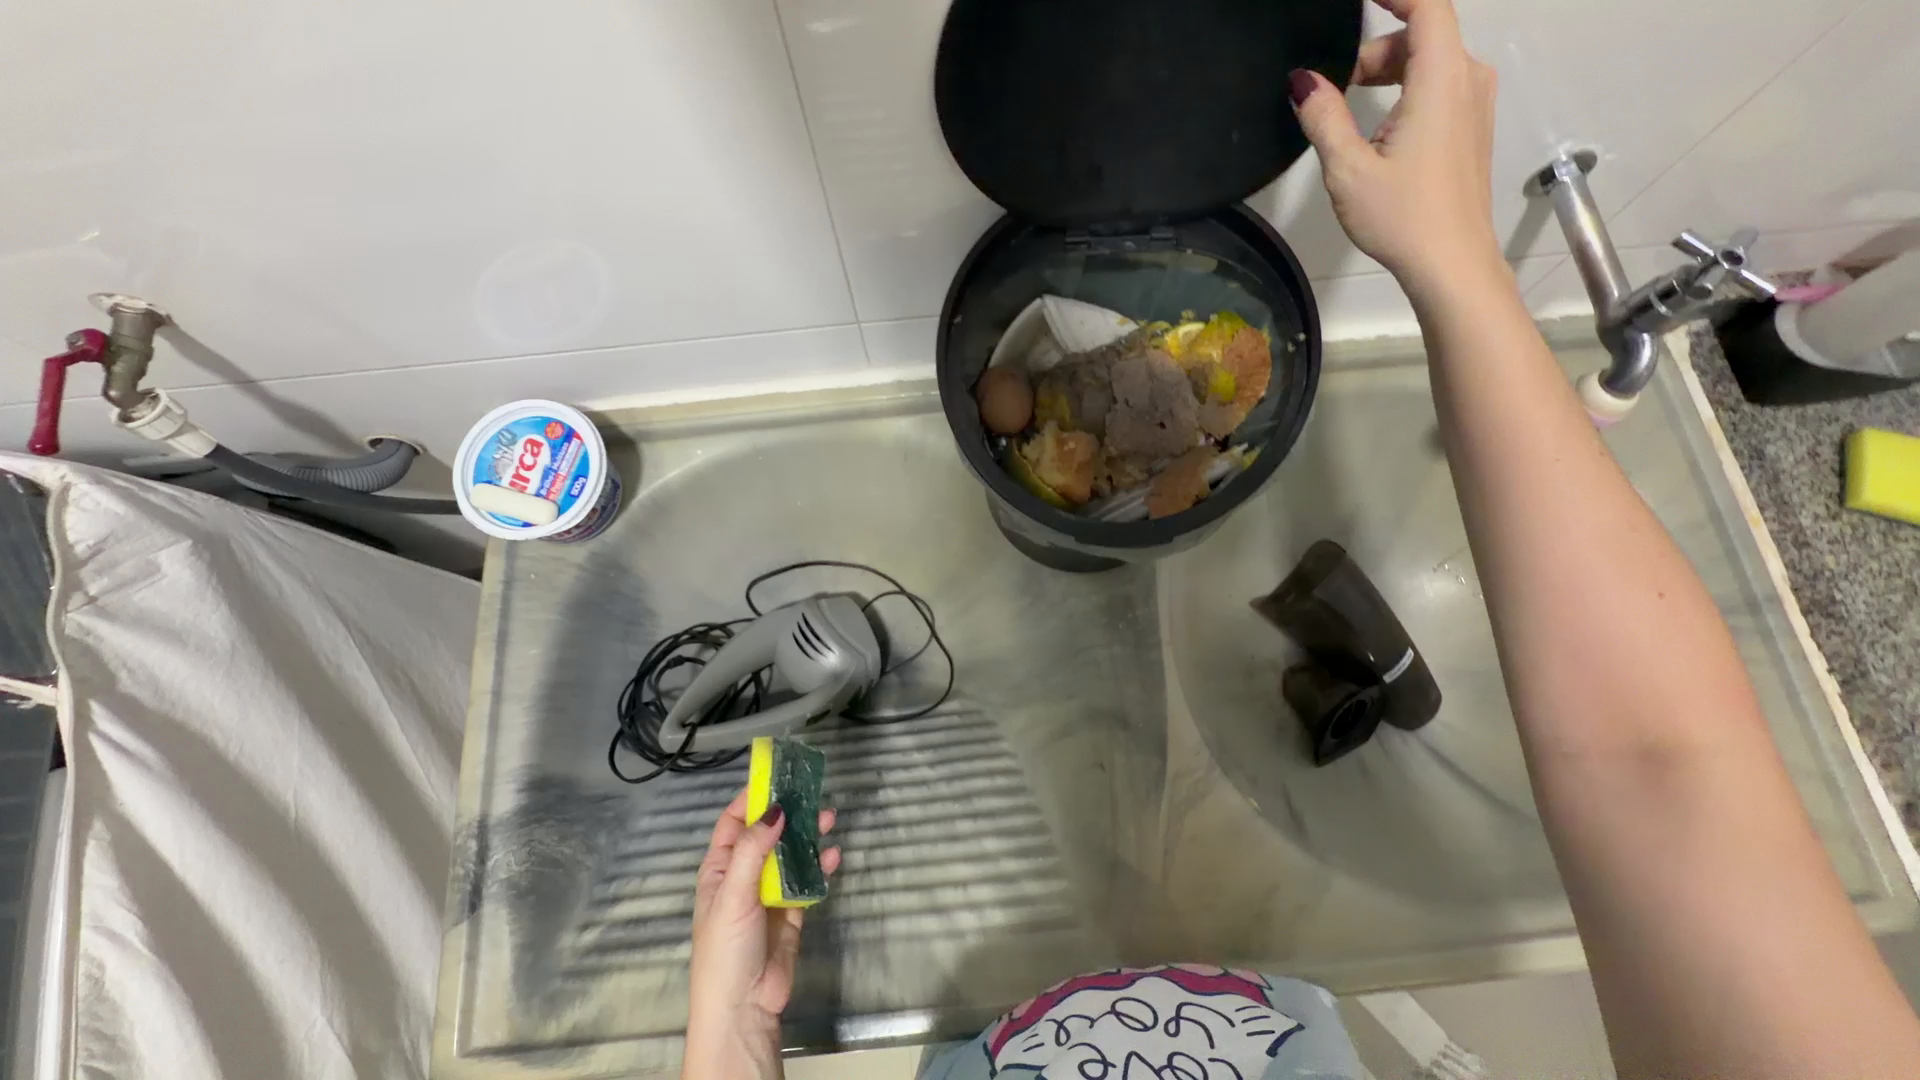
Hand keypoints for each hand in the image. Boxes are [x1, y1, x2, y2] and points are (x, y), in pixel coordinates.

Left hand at [683, 791, 840, 1079]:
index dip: (752, 797)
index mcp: (719, 868)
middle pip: (768, 832)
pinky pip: (808, 879)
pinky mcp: (793, 910)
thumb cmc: (726, 947)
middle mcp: (744, 874)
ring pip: (791, 852)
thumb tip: (776, 809)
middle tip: (813, 792)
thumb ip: (754, 849)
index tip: (776, 774)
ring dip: (809, 834)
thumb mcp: (733, 894)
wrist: (745, 1007)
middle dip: (789, 812)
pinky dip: (820, 864)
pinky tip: (832, 855)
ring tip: (830, 817)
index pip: (733, 821)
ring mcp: (770, 892)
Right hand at [1290, 0, 1501, 291]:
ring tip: (1351, 110)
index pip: (1428, 6)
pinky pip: (1440, 86)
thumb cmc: (1399, 216)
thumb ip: (1324, 117)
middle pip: (1424, 35)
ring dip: (1390, 72)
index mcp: (1441, 79)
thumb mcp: (1348, 169)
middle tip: (1335, 88)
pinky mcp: (1472, 127)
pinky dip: (1407, 91)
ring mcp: (1475, 103)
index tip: (1362, 0)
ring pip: (1431, 62)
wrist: (1450, 261)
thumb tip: (1302, 81)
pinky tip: (1379, 131)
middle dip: (1377, 49)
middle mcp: (1468, 79)